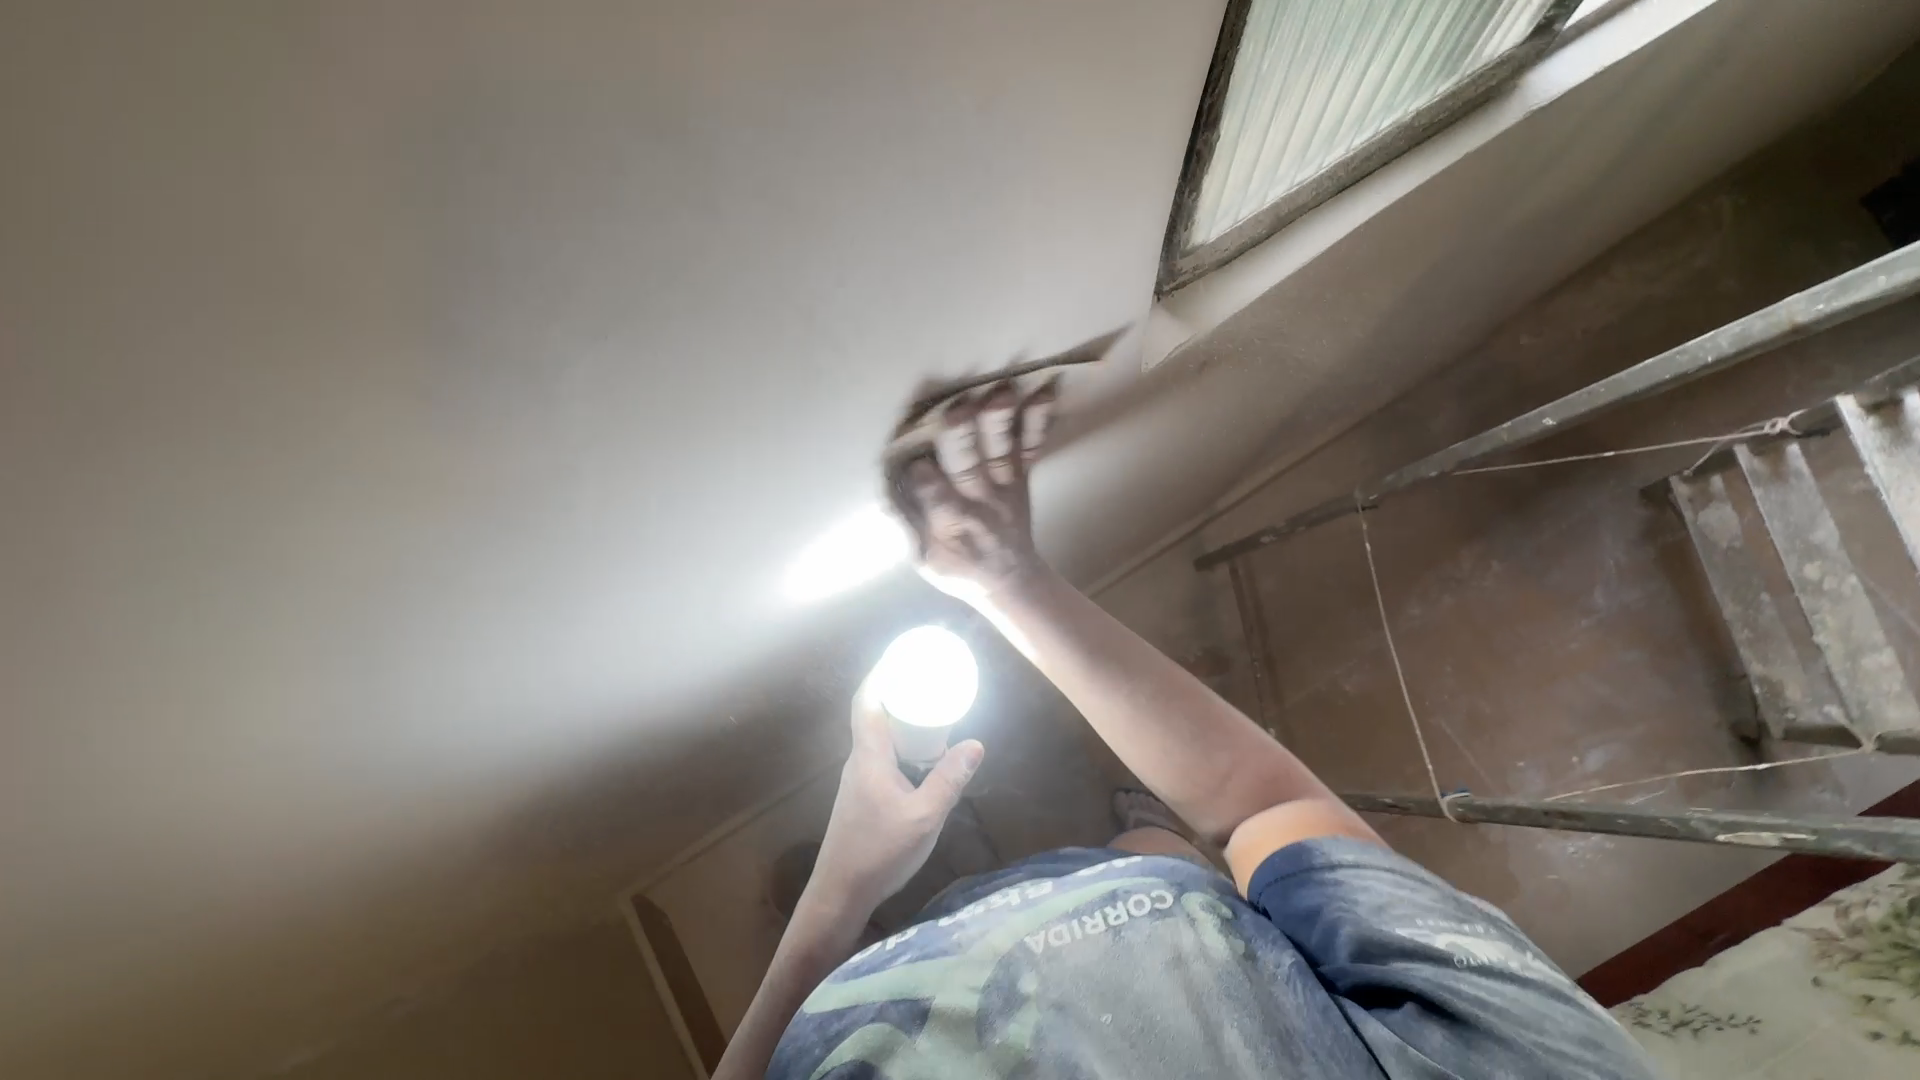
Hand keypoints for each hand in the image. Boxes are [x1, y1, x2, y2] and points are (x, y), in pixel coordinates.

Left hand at [808, 683, 984, 914]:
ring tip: (931, 710)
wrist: (840, 893)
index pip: (867, 700)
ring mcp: (858, 780)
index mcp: (869, 755)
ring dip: (900, 719)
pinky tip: (921, 757)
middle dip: (898, 691)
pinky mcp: (862, 797)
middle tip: (928, 679)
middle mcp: (859, 760)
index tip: (901, 654)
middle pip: (874, 713)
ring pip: (878, 737)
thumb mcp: (924, 816)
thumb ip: (949, 780)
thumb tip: (975, 743)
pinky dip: (901, 744)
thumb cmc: (879, 852)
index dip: (881, 672)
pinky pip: (882, 755)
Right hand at [887, 380, 1055, 604]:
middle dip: (962, 439)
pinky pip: (1032, 444)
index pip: (937, 500)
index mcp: (951, 524)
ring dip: (1000, 421)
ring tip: (1002, 393)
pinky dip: (1040, 419)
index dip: (927, 482)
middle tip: (957, 411)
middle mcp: (980, 501)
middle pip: (969, 466)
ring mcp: (1005, 484)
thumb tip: (883, 496)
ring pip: (1001, 450)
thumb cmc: (959, 568)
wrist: (1011, 578)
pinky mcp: (1023, 473)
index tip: (917, 464)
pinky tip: (1045, 391)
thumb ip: (908, 527)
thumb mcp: (926, 560)